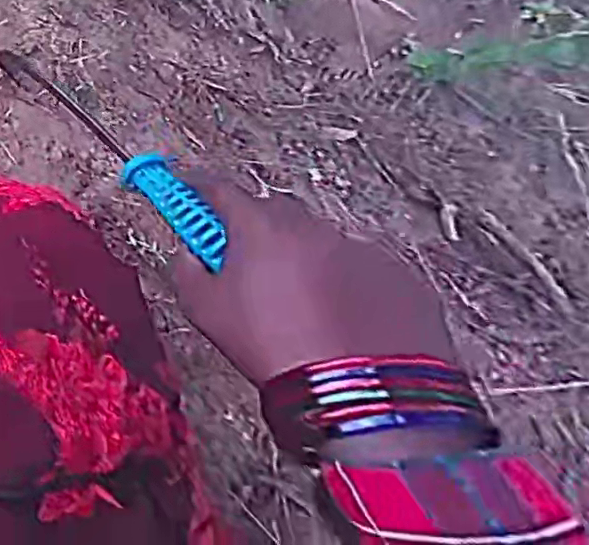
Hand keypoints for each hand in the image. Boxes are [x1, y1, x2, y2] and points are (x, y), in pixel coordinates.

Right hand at [170, 167, 480, 462]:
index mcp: (259, 226)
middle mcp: (313, 229)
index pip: (216, 188)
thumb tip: (191, 253)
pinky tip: (337, 316)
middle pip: (271, 210)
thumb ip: (188, 267)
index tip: (183, 190)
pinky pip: (362, 270)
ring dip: (300, 256)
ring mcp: (364, 253)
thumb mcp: (203, 306)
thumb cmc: (275, 346)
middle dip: (251, 225)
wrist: (368, 401)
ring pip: (319, 241)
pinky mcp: (405, 283)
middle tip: (239, 254)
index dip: (194, 188)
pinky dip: (345, 282)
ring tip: (295, 299)